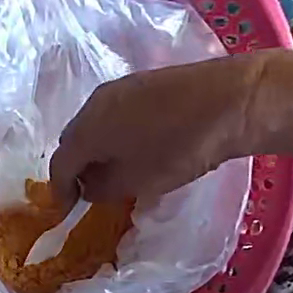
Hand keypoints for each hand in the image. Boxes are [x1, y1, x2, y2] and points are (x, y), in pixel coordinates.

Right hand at [49, 53, 271, 204]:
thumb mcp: (136, 182)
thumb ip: (102, 189)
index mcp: (84, 131)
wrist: (232, 99)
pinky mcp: (142, 82)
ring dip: (97, 148)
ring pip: (94, 125)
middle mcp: (92, 105)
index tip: (69, 211)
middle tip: (91, 189)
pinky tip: (137, 145)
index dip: (61, 192)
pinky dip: (115, 133)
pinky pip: (115, 113)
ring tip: (115, 168)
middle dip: (77, 167)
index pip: (59, 165)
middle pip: (73, 142)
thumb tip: (89, 186)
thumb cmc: (178, 148)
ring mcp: (118, 89)